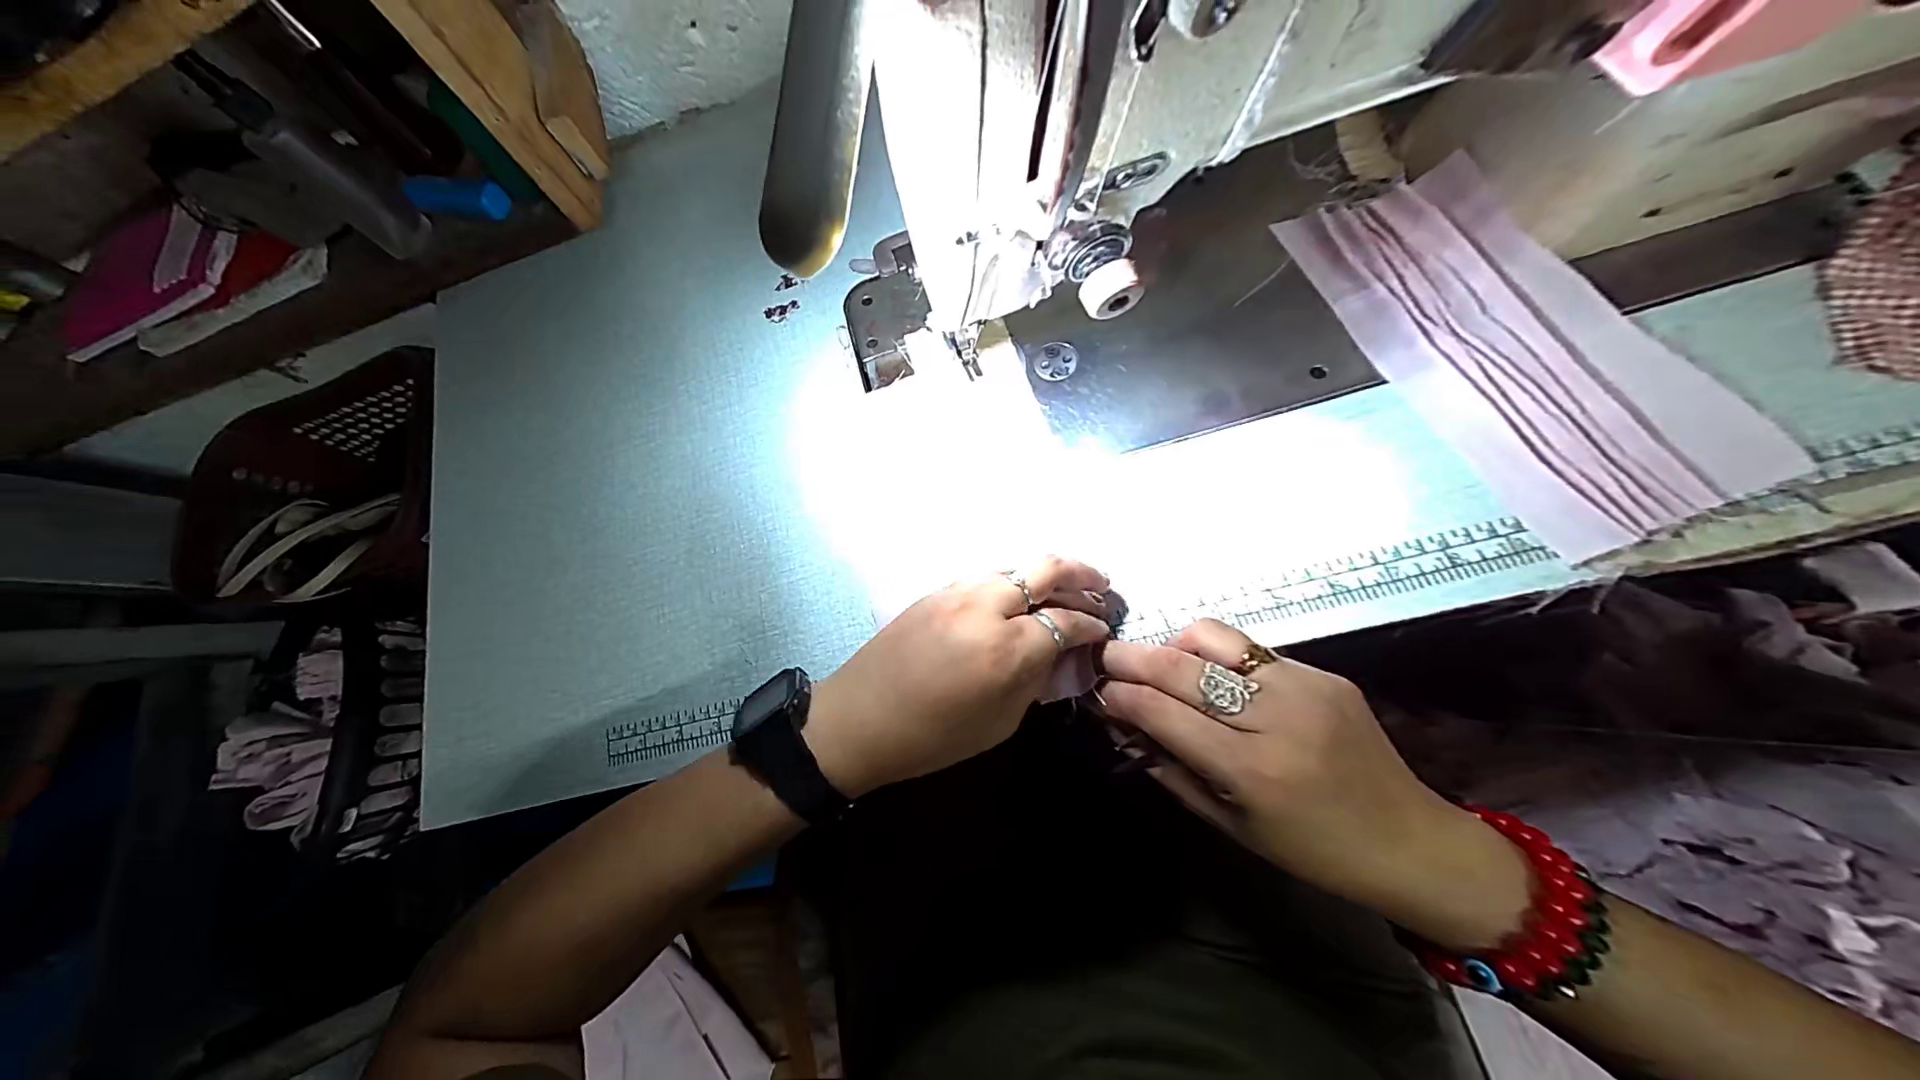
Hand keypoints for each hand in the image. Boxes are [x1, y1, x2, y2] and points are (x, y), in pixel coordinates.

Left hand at [804, 556, 1114, 797]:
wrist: (858, 719)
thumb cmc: (932, 737)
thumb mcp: (999, 722)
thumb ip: (1036, 680)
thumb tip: (1061, 653)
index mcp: (1006, 649)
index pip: (1065, 621)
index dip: (1091, 624)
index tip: (1104, 630)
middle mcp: (985, 608)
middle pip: (1046, 569)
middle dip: (1082, 574)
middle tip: (1102, 586)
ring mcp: (957, 593)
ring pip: (1015, 566)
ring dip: (1046, 573)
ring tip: (1066, 587)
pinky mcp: (935, 591)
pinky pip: (986, 576)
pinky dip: (1013, 580)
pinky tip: (1021, 596)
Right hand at [1099, 619, 1532, 951]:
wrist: (1411, 841)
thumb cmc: (1312, 850)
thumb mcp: (1231, 825)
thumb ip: (1172, 771)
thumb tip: (1124, 726)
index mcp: (1251, 770)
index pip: (1162, 712)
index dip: (1120, 695)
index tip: (1097, 689)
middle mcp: (1275, 717)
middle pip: (1181, 666)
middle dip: (1132, 657)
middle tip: (1106, 655)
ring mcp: (1304, 686)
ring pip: (1214, 637)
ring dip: (1175, 645)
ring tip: (1164, 664)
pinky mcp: (1323, 673)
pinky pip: (1251, 650)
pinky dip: (1218, 658)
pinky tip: (1217, 680)